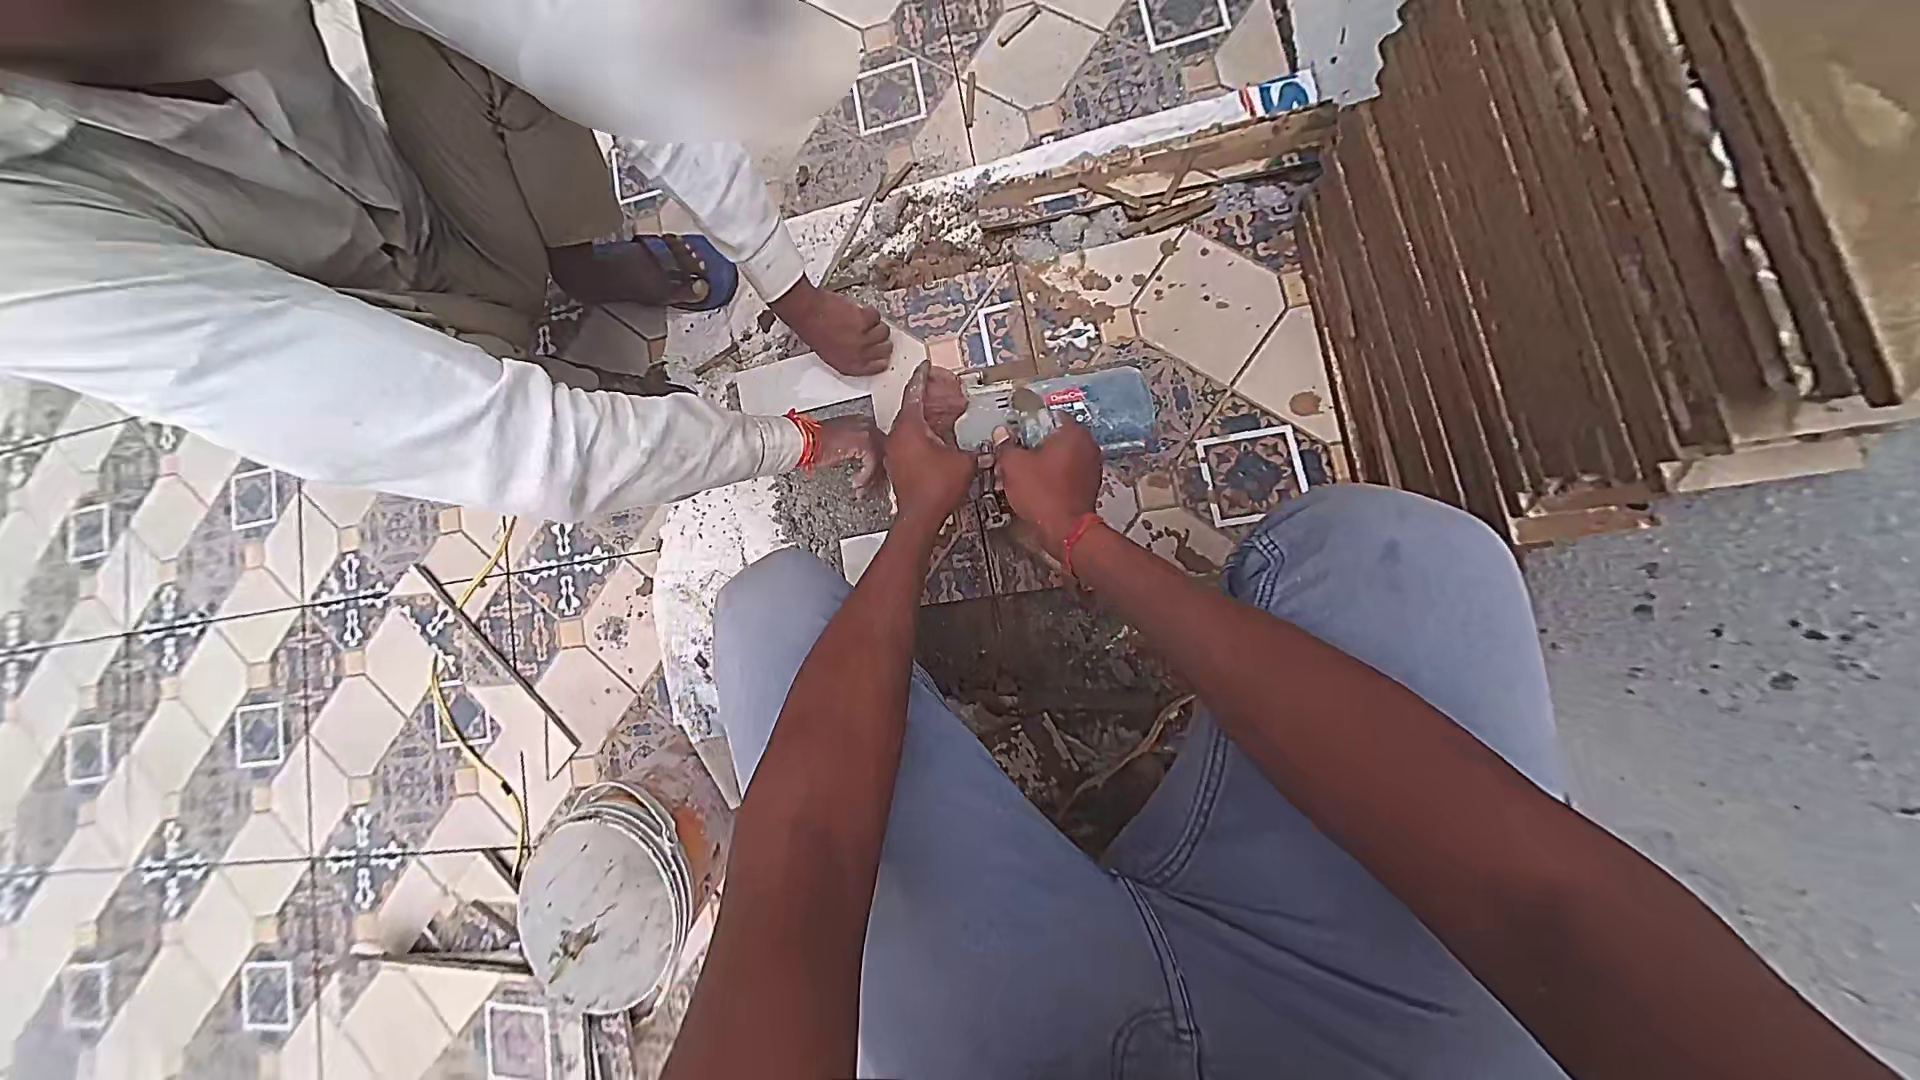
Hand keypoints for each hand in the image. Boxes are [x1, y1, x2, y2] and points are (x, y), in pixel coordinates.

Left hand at [770, 280, 891, 375]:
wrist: (807, 313)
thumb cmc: (813, 331)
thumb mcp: (831, 356)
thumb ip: (850, 358)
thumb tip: (864, 353)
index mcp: (851, 366)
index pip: (879, 367)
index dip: (882, 357)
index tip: (882, 351)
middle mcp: (859, 354)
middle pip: (885, 349)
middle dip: (881, 340)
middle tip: (873, 332)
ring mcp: (863, 337)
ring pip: (884, 331)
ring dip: (876, 324)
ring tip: (863, 320)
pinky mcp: (865, 320)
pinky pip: (876, 316)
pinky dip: (869, 312)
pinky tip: (858, 311)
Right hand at [814, 416, 884, 492]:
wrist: (803, 440)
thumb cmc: (815, 444)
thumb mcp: (843, 449)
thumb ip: (859, 455)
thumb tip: (871, 472)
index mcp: (863, 424)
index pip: (881, 448)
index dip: (879, 468)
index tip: (876, 482)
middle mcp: (867, 425)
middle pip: (883, 454)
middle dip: (878, 476)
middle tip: (872, 490)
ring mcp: (867, 431)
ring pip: (879, 461)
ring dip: (870, 479)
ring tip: (861, 490)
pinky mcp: (864, 441)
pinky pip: (871, 464)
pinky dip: (865, 476)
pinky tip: (856, 483)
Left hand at [886, 363, 974, 529]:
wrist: (921, 516)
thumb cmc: (937, 488)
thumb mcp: (965, 462)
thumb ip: (976, 448)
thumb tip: (987, 446)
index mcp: (910, 427)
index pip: (915, 392)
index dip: (923, 377)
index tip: (926, 366)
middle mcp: (898, 436)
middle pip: (912, 407)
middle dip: (930, 398)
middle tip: (943, 390)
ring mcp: (895, 451)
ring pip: (911, 425)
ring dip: (927, 417)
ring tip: (945, 414)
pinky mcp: (898, 465)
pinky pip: (910, 441)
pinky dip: (924, 434)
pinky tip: (939, 438)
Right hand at [992, 417, 1101, 556]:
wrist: (1065, 531)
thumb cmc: (1043, 495)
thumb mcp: (1013, 465)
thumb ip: (1006, 445)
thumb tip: (1001, 436)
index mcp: (1073, 433)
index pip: (1047, 414)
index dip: (1026, 420)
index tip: (1013, 428)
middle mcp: (1088, 446)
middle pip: (1054, 436)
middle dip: (1033, 443)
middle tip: (1014, 451)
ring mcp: (1091, 467)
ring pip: (1061, 455)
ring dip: (1042, 460)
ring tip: (1021, 471)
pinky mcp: (1088, 486)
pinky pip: (1066, 472)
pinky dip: (1052, 475)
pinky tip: (1035, 485)